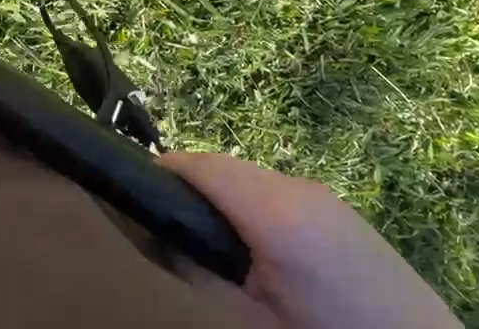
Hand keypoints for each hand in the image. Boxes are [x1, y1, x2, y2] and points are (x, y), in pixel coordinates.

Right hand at [162, 153, 461, 328]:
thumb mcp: (251, 320)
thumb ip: (201, 272)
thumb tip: (162, 241)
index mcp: (275, 213)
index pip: (197, 165)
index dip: (159, 173)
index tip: (133, 196)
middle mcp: (300, 190)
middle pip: (222, 168)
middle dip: (191, 189)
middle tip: (172, 230)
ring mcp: (327, 199)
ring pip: (250, 179)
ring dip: (224, 198)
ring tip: (217, 246)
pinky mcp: (345, 215)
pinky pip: (280, 195)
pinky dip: (256, 209)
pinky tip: (261, 253)